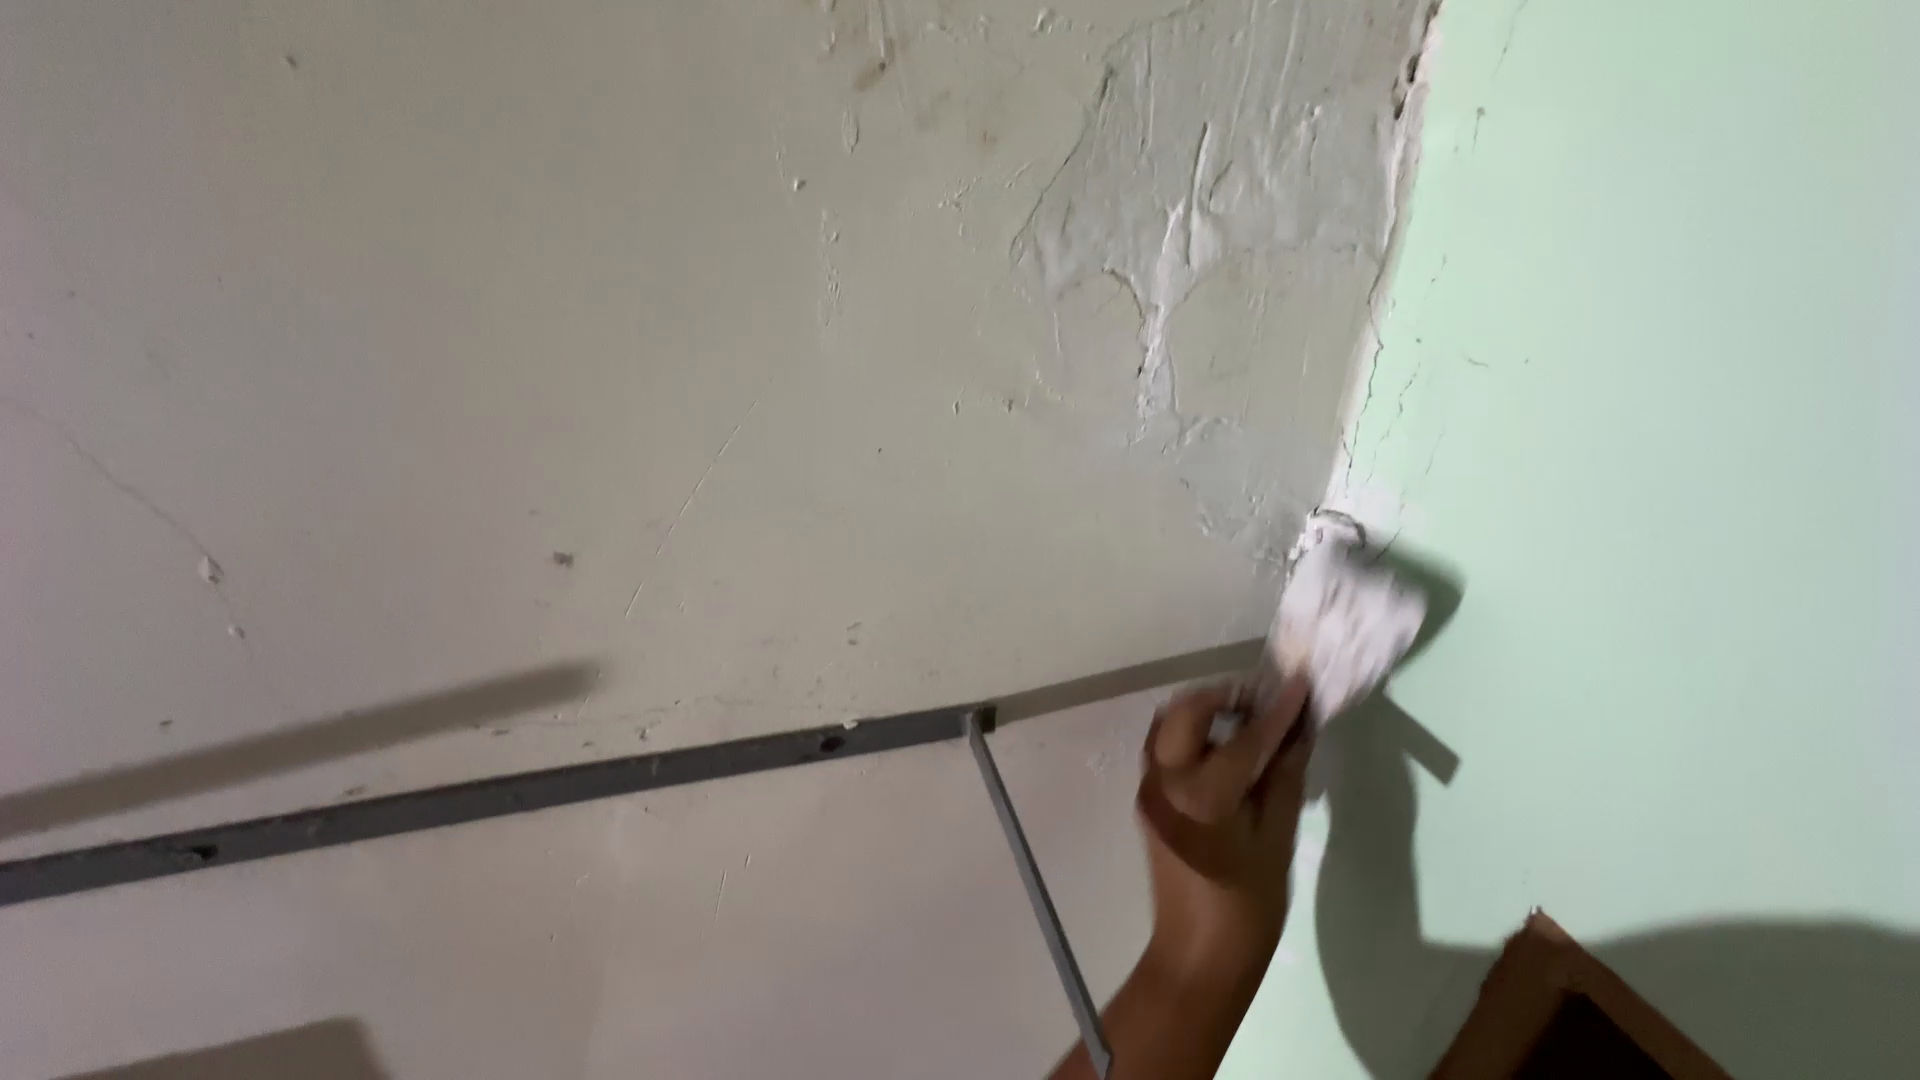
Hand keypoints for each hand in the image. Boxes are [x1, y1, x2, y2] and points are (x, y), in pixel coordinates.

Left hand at [1135, 679, 1314, 978]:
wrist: (1198, 952)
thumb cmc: (1248, 904)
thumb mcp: (1278, 839)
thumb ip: (1284, 776)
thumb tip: (1299, 728)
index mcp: (1201, 793)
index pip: (1245, 737)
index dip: (1276, 710)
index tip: (1298, 682)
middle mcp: (1164, 779)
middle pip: (1186, 712)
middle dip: (1224, 697)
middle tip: (1263, 703)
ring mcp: (1148, 786)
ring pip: (1168, 724)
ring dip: (1202, 712)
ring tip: (1245, 720)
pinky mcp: (1146, 796)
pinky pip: (1163, 746)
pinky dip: (1190, 734)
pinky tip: (1223, 747)